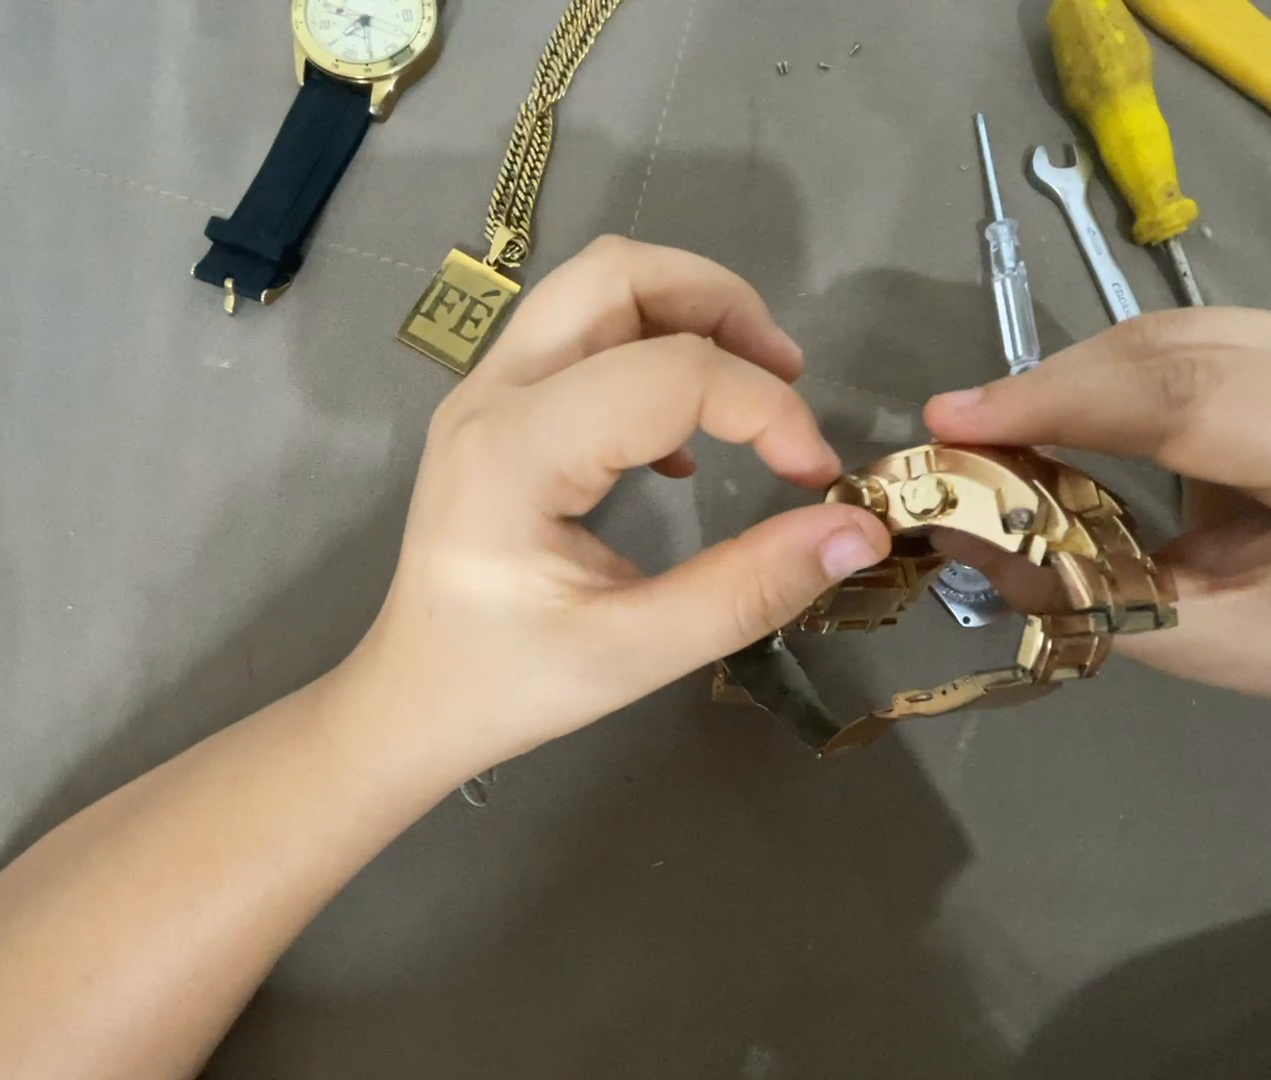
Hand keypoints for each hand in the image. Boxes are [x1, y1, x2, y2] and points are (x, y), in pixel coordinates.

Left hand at [344, 237, 889, 787]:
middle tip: (788, 375)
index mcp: (515, 452)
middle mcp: (491, 395)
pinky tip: (679, 445)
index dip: (766, 409)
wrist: (412, 698)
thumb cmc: (508, 684)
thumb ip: (749, 590)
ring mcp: (484, 393)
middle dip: (722, 304)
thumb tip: (858, 531)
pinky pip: (581, 338)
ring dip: (687, 313)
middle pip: (617, 274)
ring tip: (751, 387)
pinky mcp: (496, 411)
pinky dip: (649, 353)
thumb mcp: (635, 653)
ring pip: (596, 291)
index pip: (669, 374)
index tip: (815, 474)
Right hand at [923, 309, 1270, 715]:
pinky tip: (1063, 403)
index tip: (950, 420)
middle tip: (960, 424)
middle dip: (1052, 385)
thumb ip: (1066, 583)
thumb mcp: (1181, 636)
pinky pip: (1191, 335)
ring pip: (1178, 329)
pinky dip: (1108, 369)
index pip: (1192, 401)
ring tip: (1002, 420)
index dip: (1059, 402)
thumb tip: (953, 526)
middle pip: (1180, 351)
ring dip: (1074, 373)